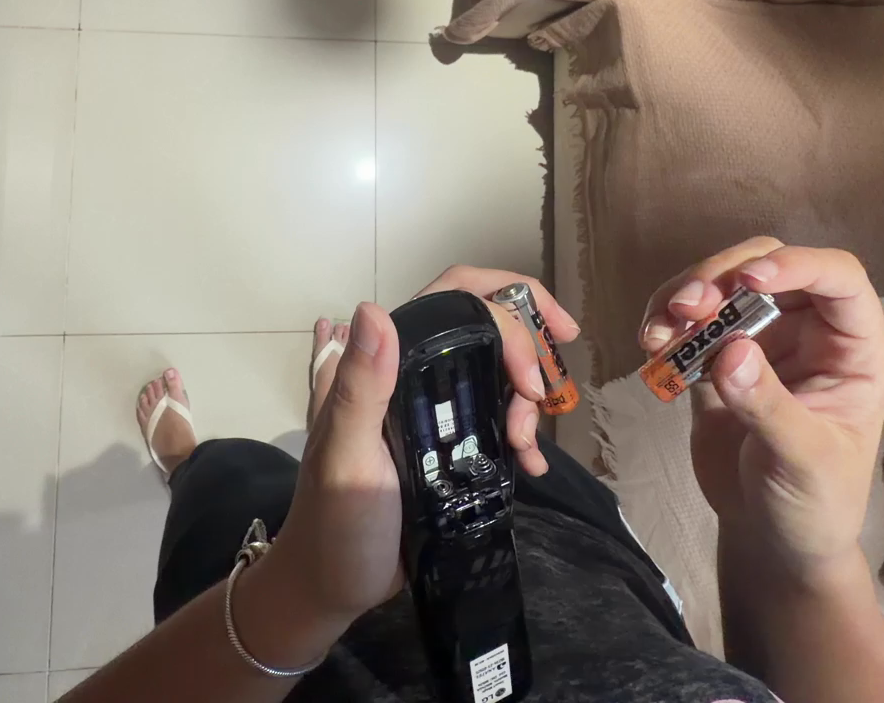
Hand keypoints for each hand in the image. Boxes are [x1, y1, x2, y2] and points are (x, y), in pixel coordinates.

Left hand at [271, 270, 577, 624]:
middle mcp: (410, 370)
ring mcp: (430, 405)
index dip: (506, 304)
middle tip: (540, 400)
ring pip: (495, 372)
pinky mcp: (447, 440)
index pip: (452, 298)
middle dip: (525, 352)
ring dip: (525, 398)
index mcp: (385, 360)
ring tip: (527, 448)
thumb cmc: (335, 521)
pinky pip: (495, 416)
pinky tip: (530, 462)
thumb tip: (371, 307)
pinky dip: (522, 430)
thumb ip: (359, 385)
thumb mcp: (345, 454)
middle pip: (485, 327)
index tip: (549, 340)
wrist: (334, 585)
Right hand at [638, 239, 883, 581]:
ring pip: (717, 284)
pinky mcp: (713, 355)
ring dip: (681, 296)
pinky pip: (686, 320)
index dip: (796, 265)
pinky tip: (650, 345)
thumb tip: (730, 351)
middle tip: (687, 307)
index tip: (749, 281)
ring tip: (657, 332)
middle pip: (762, 264)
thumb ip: (770, 406)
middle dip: (719, 276)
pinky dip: (663, 322)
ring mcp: (756, 340)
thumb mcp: (804, 462)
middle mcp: (804, 331)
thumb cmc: (813, 504)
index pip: (835, 277)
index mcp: (849, 348)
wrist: (769, 536)